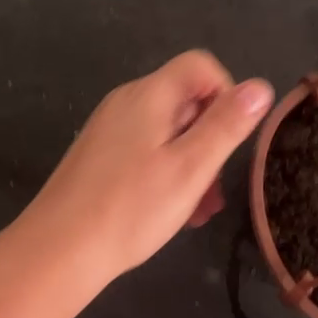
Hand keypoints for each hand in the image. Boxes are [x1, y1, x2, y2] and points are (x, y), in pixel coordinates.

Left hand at [18, 50, 273, 282]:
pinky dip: (166, 170)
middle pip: (185, 98)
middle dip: (210, 136)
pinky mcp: (99, 154)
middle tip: (216, 186)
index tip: (230, 139)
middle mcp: (127, 101)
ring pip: (167, 129)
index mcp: (150, 95)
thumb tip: (261, 86)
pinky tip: (170, 212)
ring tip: (199, 209)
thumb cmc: (130, 209)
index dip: (225, 93)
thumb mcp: (190, 169)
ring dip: (192, 161)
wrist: (56, 252)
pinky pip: (146, 148)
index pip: (200, 65)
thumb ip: (226, 125)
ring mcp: (109, 127)